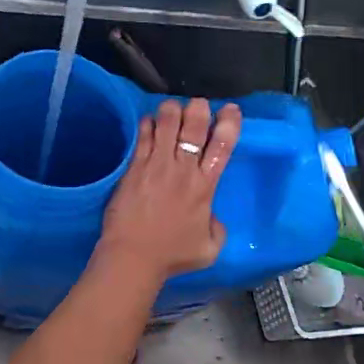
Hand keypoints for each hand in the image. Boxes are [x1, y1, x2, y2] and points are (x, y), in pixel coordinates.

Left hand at [97, 98, 240, 279]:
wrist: (133, 256)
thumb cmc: (172, 256)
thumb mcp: (209, 248)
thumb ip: (217, 228)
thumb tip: (212, 216)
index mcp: (205, 187)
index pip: (223, 145)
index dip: (230, 122)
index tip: (231, 110)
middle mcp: (183, 170)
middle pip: (194, 125)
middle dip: (199, 109)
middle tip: (197, 106)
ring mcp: (156, 165)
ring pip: (167, 123)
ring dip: (172, 110)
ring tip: (172, 110)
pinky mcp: (134, 167)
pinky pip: (143, 136)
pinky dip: (148, 124)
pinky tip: (149, 122)